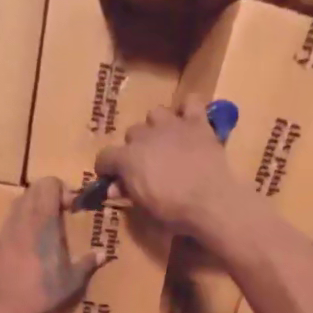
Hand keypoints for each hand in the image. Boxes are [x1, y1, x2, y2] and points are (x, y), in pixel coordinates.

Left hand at [0, 177, 102, 312]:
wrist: (7, 309)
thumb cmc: (44, 292)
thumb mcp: (72, 280)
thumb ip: (88, 262)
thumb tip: (103, 254)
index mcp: (43, 222)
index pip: (48, 184)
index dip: (60, 189)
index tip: (69, 207)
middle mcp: (21, 221)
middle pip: (32, 190)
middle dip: (46, 197)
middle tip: (56, 216)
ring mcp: (3, 232)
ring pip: (16, 206)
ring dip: (30, 210)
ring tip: (40, 232)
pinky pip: (5, 229)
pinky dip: (16, 231)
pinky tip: (22, 253)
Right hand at [95, 96, 260, 247]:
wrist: (208, 201)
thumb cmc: (171, 210)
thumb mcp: (142, 206)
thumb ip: (126, 191)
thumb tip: (113, 187)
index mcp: (128, 158)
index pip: (104, 156)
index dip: (105, 167)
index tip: (111, 177)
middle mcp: (145, 135)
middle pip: (132, 132)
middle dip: (134, 147)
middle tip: (144, 163)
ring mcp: (172, 125)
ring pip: (155, 113)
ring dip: (156, 126)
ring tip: (164, 141)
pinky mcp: (197, 123)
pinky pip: (191, 102)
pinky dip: (188, 110)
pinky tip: (188, 123)